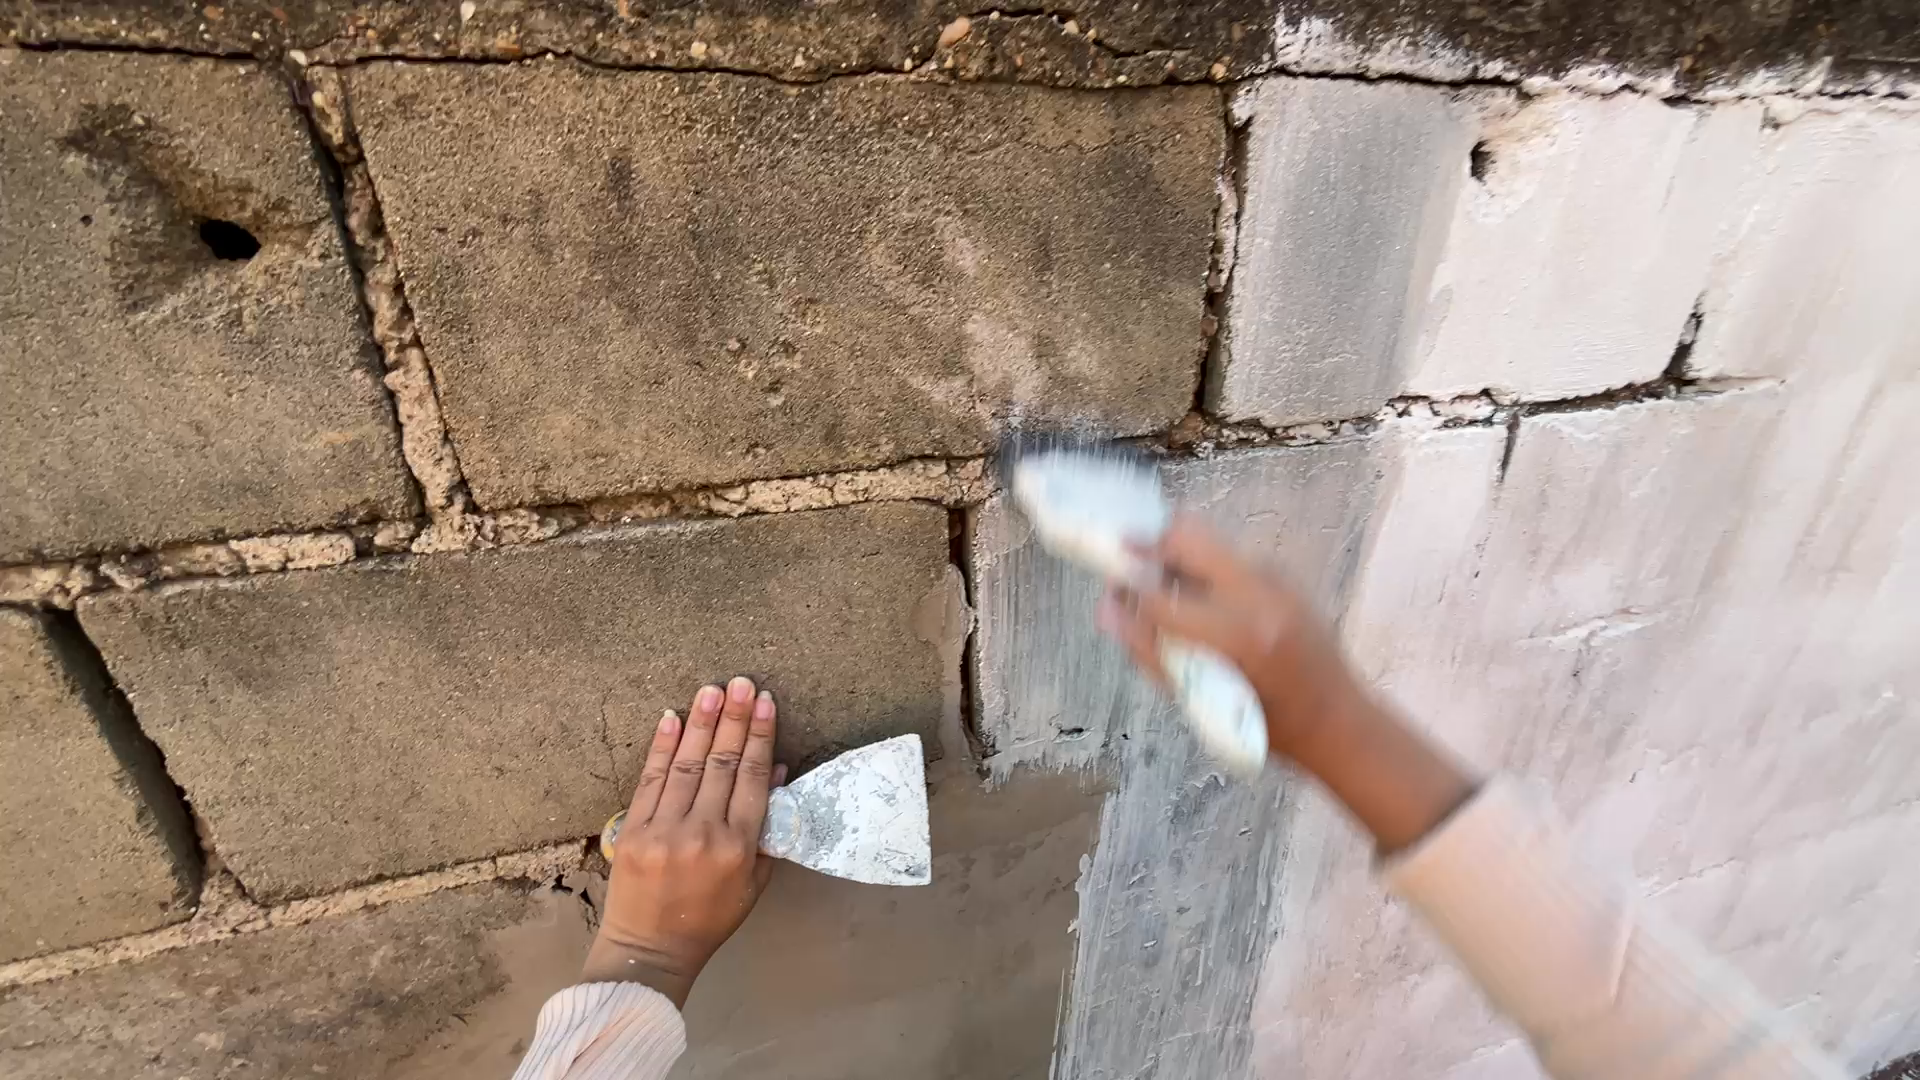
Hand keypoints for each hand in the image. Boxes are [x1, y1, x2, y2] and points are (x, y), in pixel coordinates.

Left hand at [580, 676, 786, 1006]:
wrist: (648, 952)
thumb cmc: (711, 917)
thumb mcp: (755, 878)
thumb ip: (768, 825)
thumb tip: (774, 768)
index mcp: (738, 846)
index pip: (751, 776)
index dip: (759, 735)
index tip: (765, 702)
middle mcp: (703, 833)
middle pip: (722, 763)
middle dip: (733, 718)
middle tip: (741, 682)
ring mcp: (665, 831)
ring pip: (688, 765)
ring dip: (702, 723)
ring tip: (713, 689)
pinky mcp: (634, 833)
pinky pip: (651, 781)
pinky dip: (663, 747)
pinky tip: (672, 717)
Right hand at [1096, 518, 1367, 765]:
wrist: (1340, 721)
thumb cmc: (1268, 725)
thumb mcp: (1201, 701)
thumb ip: (1148, 651)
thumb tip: (1107, 610)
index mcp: (1239, 633)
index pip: (1161, 597)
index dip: (1127, 592)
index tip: (1111, 593)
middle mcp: (1259, 592)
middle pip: (1186, 536)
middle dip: (1147, 543)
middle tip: (1124, 561)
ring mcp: (1275, 576)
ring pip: (1206, 539)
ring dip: (1175, 555)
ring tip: (1160, 585)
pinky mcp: (1281, 573)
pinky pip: (1226, 556)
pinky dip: (1201, 567)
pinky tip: (1196, 597)